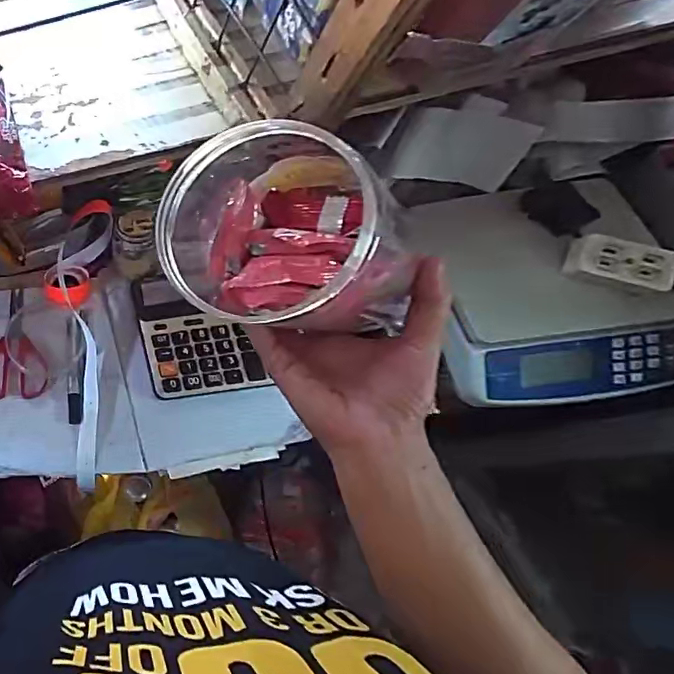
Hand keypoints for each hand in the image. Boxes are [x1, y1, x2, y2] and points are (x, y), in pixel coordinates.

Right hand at [248, 257, 451, 460]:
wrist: (380, 435)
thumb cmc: (400, 395)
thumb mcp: (421, 340)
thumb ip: (428, 303)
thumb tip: (432, 261)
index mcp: (346, 330)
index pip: (331, 292)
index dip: (325, 267)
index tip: (321, 238)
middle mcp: (318, 337)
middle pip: (298, 300)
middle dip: (289, 275)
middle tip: (282, 242)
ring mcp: (297, 349)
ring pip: (274, 314)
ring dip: (263, 292)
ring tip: (254, 261)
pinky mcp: (282, 364)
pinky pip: (261, 338)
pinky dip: (250, 319)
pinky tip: (241, 297)